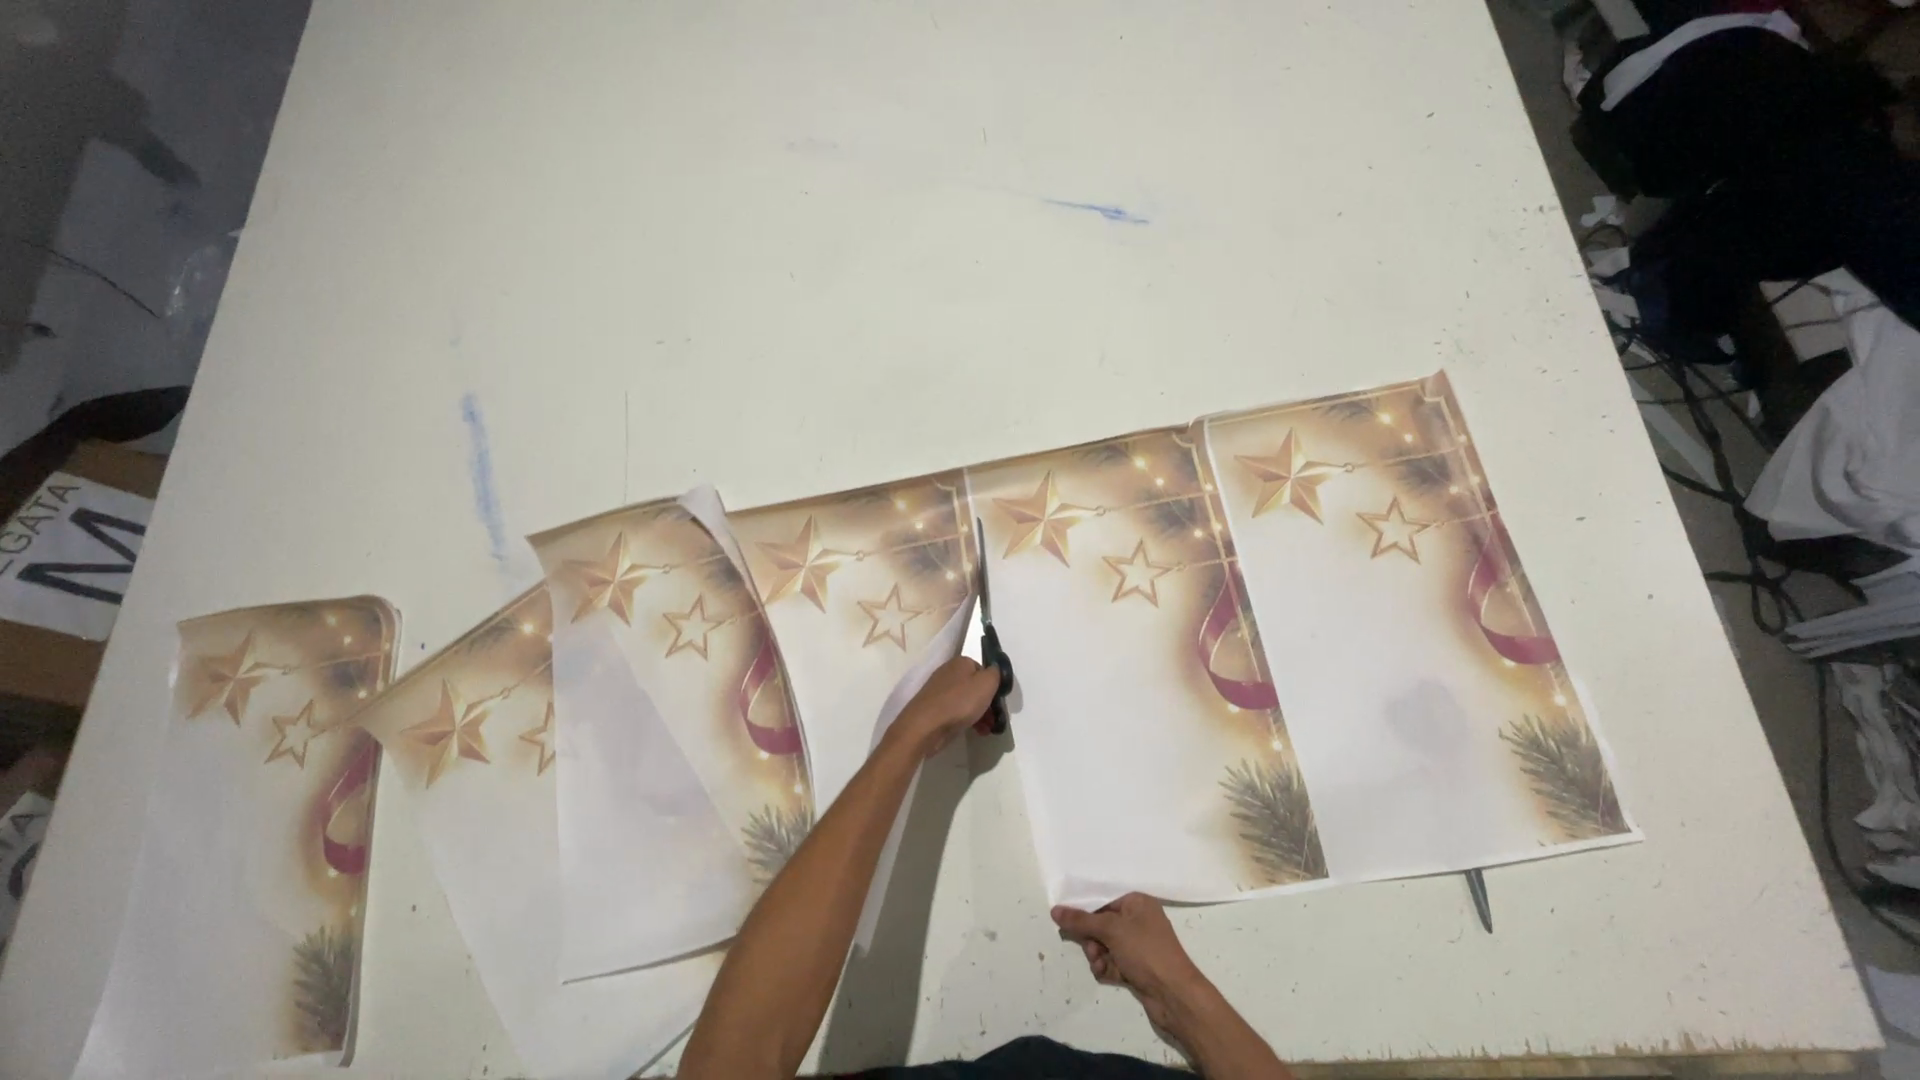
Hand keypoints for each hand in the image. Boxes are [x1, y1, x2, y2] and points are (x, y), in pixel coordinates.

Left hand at [888, 657, 1001, 756]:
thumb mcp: (987, 683)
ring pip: (966, 701)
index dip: (993, 684)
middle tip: (995, 718)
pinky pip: (956, 712)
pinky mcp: (934, 709)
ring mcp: (939, 691)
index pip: (983, 669)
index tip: (999, 699)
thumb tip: (994, 670)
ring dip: (980, 714)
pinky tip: (975, 732)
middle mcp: (948, 673)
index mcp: (960, 662)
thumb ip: (995, 673)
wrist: (925, 726)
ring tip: (987, 729)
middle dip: (987, 703)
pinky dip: (967, 720)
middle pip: (974, 686)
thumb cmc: (959, 702)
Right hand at [1052, 893, 1207, 1033]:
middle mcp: (1138, 921)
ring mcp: (1138, 946)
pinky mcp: (1136, 967)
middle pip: (1101, 924)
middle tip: (1091, 949)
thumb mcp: (1111, 930)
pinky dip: (1106, 967)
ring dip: (1097, 955)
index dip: (1085, 911)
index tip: (1067, 921)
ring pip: (1104, 945)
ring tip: (1099, 964)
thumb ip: (1081, 920)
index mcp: (1137, 903)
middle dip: (1091, 938)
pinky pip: (1111, 961)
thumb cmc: (1146, 951)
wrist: (1174, 995)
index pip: (1103, 900)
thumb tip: (1055, 910)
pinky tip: (1106, 973)